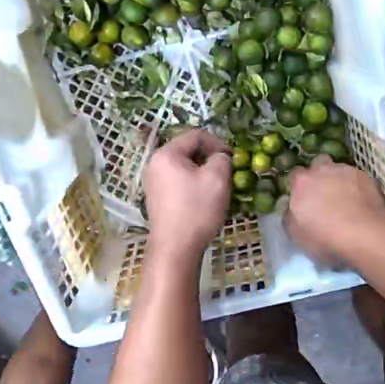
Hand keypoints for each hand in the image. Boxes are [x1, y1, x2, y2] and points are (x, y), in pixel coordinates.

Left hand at [144, 129, 231, 264]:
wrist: (175, 248)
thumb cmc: (196, 210)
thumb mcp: (217, 178)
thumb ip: (222, 158)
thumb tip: (219, 157)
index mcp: (166, 154)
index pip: (196, 135)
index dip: (218, 143)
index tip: (232, 159)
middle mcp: (154, 164)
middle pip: (187, 150)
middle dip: (209, 158)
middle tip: (226, 172)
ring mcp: (153, 182)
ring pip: (183, 167)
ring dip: (202, 172)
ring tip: (217, 186)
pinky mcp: (156, 197)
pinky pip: (178, 181)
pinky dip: (192, 184)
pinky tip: (204, 198)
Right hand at [284, 156, 384, 267]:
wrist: (365, 235)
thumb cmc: (325, 238)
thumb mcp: (297, 235)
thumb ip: (290, 216)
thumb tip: (291, 209)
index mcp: (302, 182)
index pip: (295, 175)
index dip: (298, 186)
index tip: (303, 198)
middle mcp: (323, 170)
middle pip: (319, 164)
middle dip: (320, 174)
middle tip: (324, 194)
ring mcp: (348, 171)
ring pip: (340, 169)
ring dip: (340, 180)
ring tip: (346, 199)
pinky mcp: (368, 178)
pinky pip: (359, 179)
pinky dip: (358, 187)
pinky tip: (362, 202)